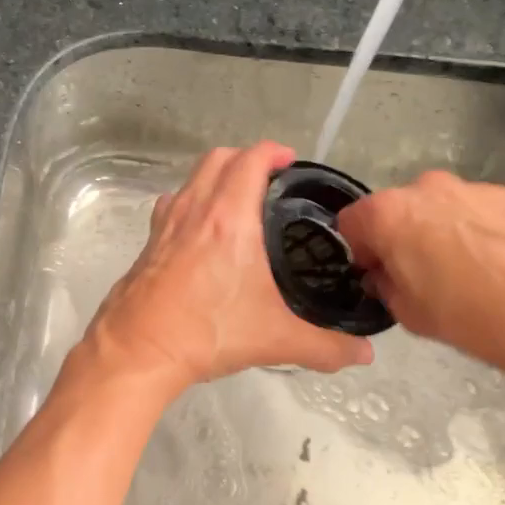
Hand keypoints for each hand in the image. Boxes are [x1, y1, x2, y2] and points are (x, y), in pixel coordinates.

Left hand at [82, 142, 374, 393]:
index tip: (291, 160)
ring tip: (240, 198)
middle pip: (217, 158)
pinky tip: (204, 228)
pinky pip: (174, 202)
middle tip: (271, 177)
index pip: (250, 162)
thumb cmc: (210, 332)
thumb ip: (327, 346)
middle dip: (245, 157)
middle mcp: (195, 209)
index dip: (272, 152)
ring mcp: (167, 221)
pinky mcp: (151, 239)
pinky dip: (192, 199)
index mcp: (229, 219)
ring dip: (216, 175)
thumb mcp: (278, 340)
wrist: (141, 346)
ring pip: (192, 178)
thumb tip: (363, 353)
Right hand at [337, 171, 504, 388]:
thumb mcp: (412, 317)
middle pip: (402, 212)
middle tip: (428, 282)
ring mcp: (480, 190)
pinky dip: (493, 239)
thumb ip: (389, 286)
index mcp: (390, 212)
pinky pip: (490, 217)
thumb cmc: (483, 321)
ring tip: (481, 283)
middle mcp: (429, 189)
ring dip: (451, 238)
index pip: (352, 224)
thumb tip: (391, 277)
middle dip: (407, 240)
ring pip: (448, 212)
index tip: (378, 277)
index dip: (361, 253)